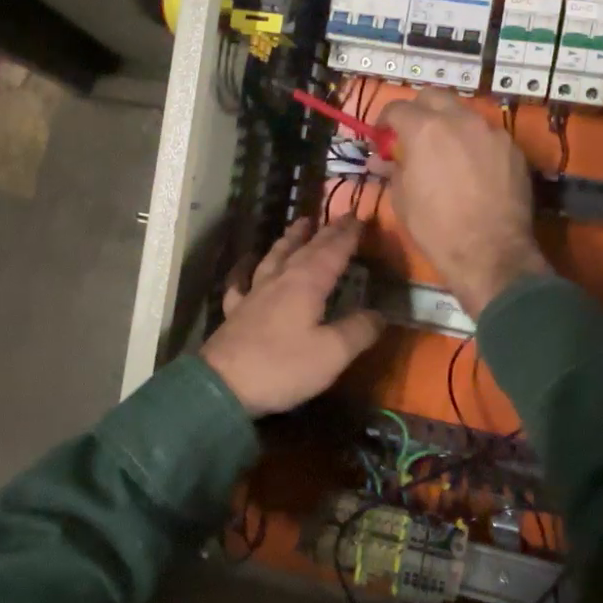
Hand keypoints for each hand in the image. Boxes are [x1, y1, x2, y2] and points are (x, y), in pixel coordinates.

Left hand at [201, 217, 385, 416]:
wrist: (223, 386)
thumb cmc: (283, 367)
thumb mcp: (333, 353)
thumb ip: (359, 331)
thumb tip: (380, 314)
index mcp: (307, 283)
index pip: (333, 251)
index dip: (347, 234)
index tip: (360, 216)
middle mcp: (280, 279)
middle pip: (306, 249)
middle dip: (325, 232)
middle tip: (339, 217)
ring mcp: (254, 293)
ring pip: (274, 257)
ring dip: (290, 239)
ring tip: (299, 224)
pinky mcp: (236, 311)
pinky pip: (241, 282)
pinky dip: (246, 269)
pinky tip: (247, 265)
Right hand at [371, 89, 549, 314]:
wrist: (490, 252)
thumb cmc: (436, 227)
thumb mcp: (402, 198)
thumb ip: (393, 169)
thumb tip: (382, 159)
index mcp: (425, 129)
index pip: (397, 108)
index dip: (384, 122)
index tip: (381, 138)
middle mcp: (460, 119)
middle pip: (434, 96)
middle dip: (418, 110)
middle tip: (412, 134)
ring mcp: (491, 131)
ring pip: (464, 113)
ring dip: (449, 124)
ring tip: (445, 151)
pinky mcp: (513, 149)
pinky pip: (487, 135)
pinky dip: (475, 143)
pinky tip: (473, 168)